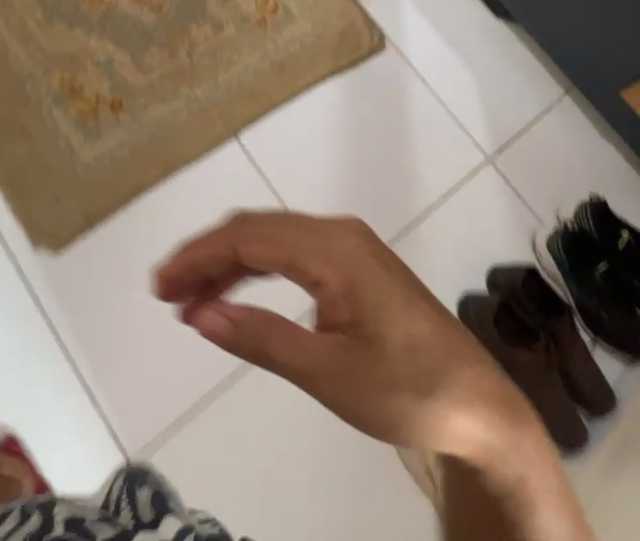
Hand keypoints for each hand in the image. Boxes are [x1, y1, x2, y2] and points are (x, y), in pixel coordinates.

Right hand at [153, 211, 543, 462]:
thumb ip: (260, 338)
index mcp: (334, 250)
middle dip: (206, 257)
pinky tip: (235, 298)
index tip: (160, 288)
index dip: (198, 258)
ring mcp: (351, 248)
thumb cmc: (406, 390)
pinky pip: (292, 254)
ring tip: (189, 299)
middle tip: (165, 294)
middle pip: (256, 230)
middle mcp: (340, 235)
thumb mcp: (327, 372)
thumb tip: (197, 314)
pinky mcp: (357, 267)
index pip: (248, 239)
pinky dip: (256, 271)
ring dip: (228, 264)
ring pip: (272, 240)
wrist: (479, 408)